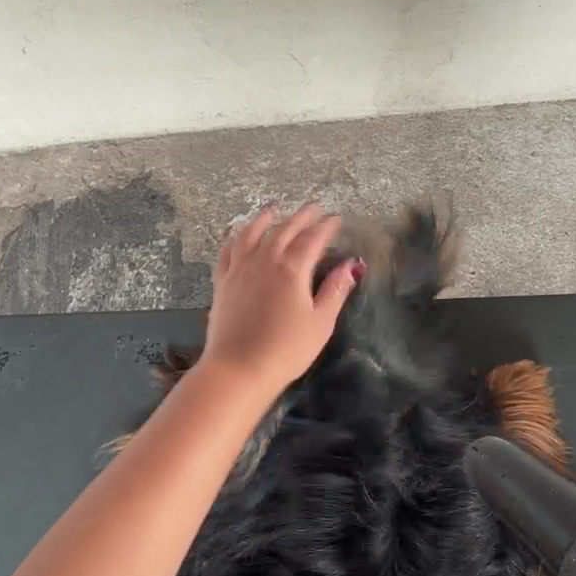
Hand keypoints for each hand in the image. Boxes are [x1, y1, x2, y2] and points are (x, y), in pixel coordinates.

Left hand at [199, 203, 360, 392]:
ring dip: (265, 219)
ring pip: (252, 234)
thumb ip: (335, 290)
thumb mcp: (320, 322)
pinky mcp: (222, 282)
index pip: (313, 239)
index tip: (335, 219)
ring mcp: (240, 269)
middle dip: (301, 217)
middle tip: (313, 208)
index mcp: (292, 269)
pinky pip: (227, 250)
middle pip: (284, 230)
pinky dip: (235, 237)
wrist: (239, 368)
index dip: (326, 227)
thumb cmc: (286, 349)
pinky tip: (238, 234)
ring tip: (274, 209)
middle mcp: (265, 261)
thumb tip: (352, 265)